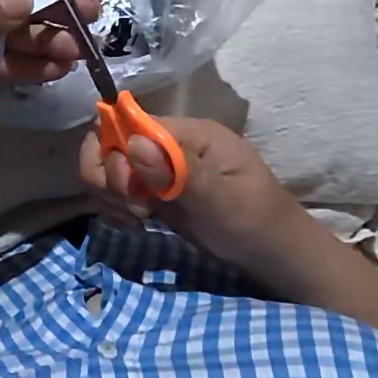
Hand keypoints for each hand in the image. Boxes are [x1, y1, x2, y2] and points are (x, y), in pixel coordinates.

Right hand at [79, 116, 301, 268]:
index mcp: (186, 133)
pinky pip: (115, 191)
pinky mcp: (151, 192)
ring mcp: (156, 168)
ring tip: (138, 219)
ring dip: (110, 195)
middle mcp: (165, 144)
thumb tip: (134, 144)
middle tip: (136, 208)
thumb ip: (178, 170)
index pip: (125, 123)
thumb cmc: (255, 221)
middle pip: (107, 142)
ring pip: (106, 168)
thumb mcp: (222, 198)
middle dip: (109, 178)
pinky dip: (114, 208)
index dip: (116, 155)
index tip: (132, 191)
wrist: (271, 254)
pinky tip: (134, 225)